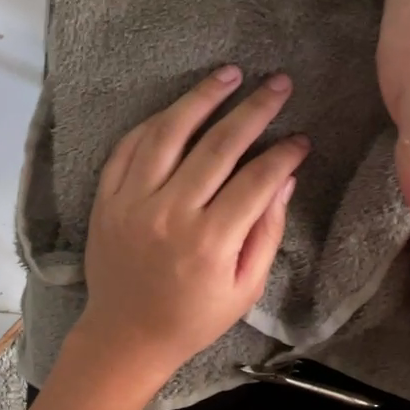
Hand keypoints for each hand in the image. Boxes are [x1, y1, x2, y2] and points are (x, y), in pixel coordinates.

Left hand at [77, 66, 310, 381]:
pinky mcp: (107, 197)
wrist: (124, 336)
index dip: (284, 154)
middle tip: (279, 83)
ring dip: (202, 98)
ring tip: (229, 74)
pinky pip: (130, 145)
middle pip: (218, 145)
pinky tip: (181, 105)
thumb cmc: (193, 317)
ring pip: (169, 132)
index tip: (302, 138)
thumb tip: (286, 177)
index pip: (256, 180)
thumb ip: (267, 231)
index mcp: (209, 242)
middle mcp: (169, 213)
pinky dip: (157, 121)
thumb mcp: (245, 287)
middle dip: (255, 109)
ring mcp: (132, 201)